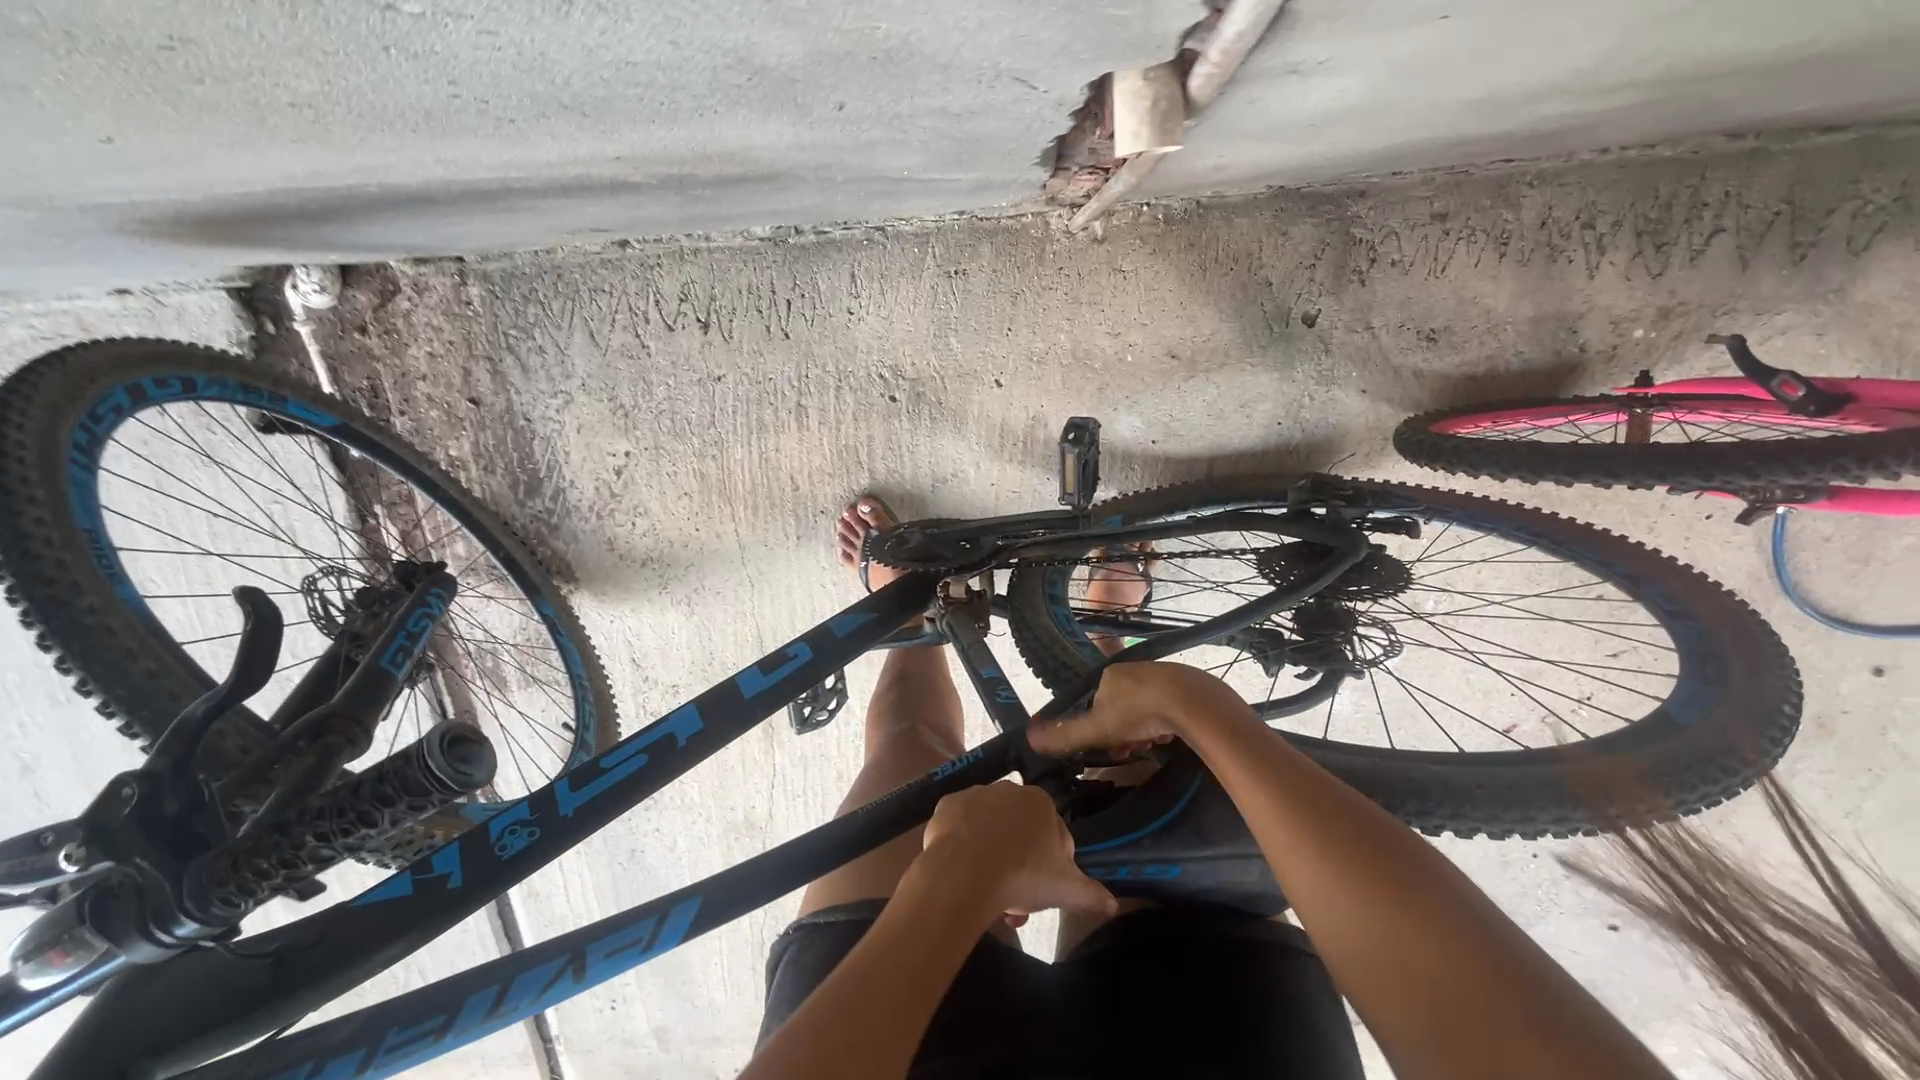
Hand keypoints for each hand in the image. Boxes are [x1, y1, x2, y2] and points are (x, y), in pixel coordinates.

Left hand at [918, 782, 1116, 923]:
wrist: (964, 873)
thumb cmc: (1021, 875)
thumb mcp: (1065, 890)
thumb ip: (1092, 895)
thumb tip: (1113, 904)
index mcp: (1041, 802)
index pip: (1054, 837)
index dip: (1050, 869)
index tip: (1040, 894)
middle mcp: (1009, 789)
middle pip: (1019, 834)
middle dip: (1019, 867)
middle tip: (1013, 903)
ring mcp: (974, 794)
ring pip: (989, 831)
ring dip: (992, 857)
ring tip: (986, 894)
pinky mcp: (946, 806)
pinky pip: (959, 828)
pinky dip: (962, 845)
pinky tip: (963, 870)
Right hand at [1027, 662, 1241, 757]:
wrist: (1191, 702)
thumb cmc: (1137, 712)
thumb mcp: (1095, 728)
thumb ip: (1064, 735)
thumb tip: (1028, 737)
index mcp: (1108, 675)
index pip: (1093, 704)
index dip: (1096, 728)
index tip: (1105, 746)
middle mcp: (1133, 669)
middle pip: (1119, 708)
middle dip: (1121, 733)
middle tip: (1129, 751)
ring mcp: (1160, 675)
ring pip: (1143, 710)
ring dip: (1142, 731)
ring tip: (1150, 744)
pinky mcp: (1185, 685)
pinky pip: (1166, 708)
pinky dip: (1164, 724)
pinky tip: (1169, 735)